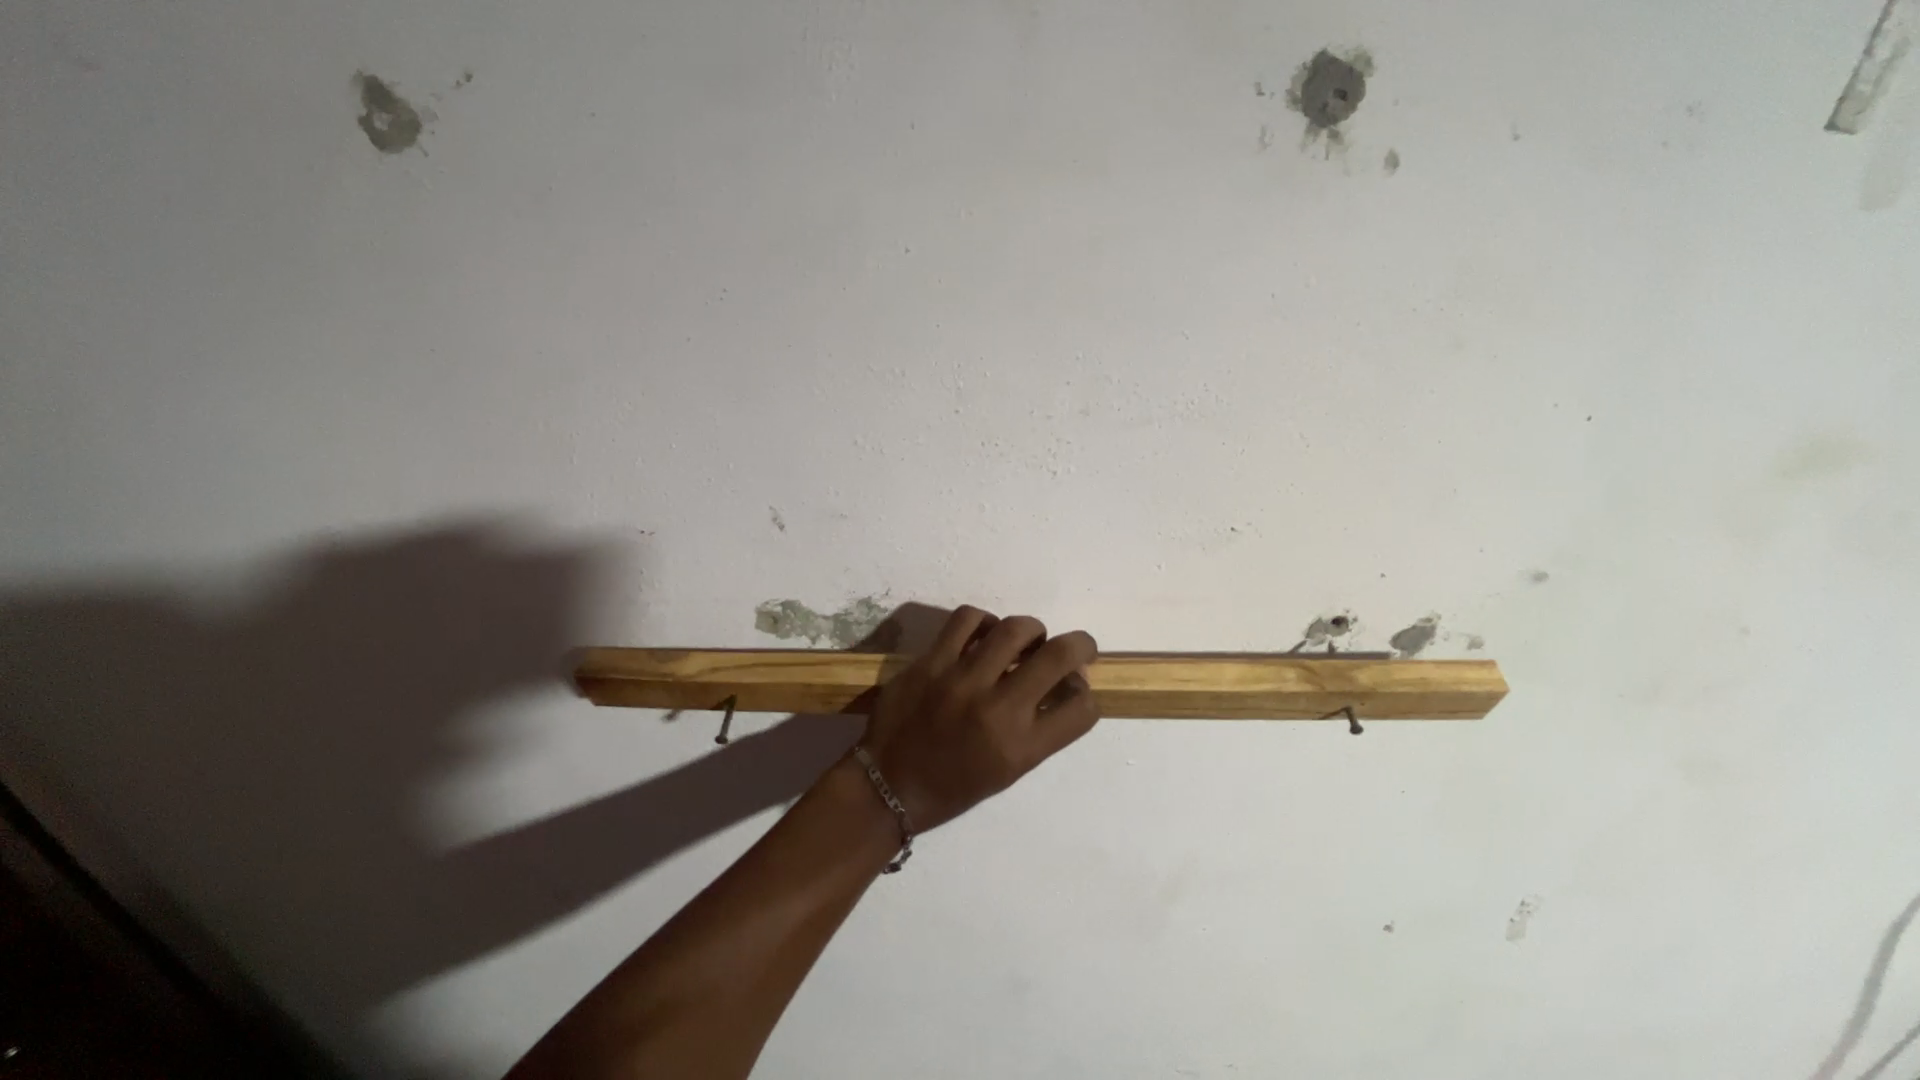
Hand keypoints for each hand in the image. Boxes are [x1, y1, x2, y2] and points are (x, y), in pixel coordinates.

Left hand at [858, 606, 1099, 831]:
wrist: (888, 785)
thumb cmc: (954, 786)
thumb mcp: (1009, 769)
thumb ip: (1041, 728)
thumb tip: (1066, 683)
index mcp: (1020, 747)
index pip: (1082, 707)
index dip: (1088, 693)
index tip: (1076, 688)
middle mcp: (996, 710)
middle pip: (1060, 656)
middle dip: (1081, 645)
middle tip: (1077, 647)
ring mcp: (960, 681)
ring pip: (1014, 628)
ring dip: (1032, 630)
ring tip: (1027, 639)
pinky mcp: (929, 663)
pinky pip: (967, 620)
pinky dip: (985, 622)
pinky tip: (984, 634)